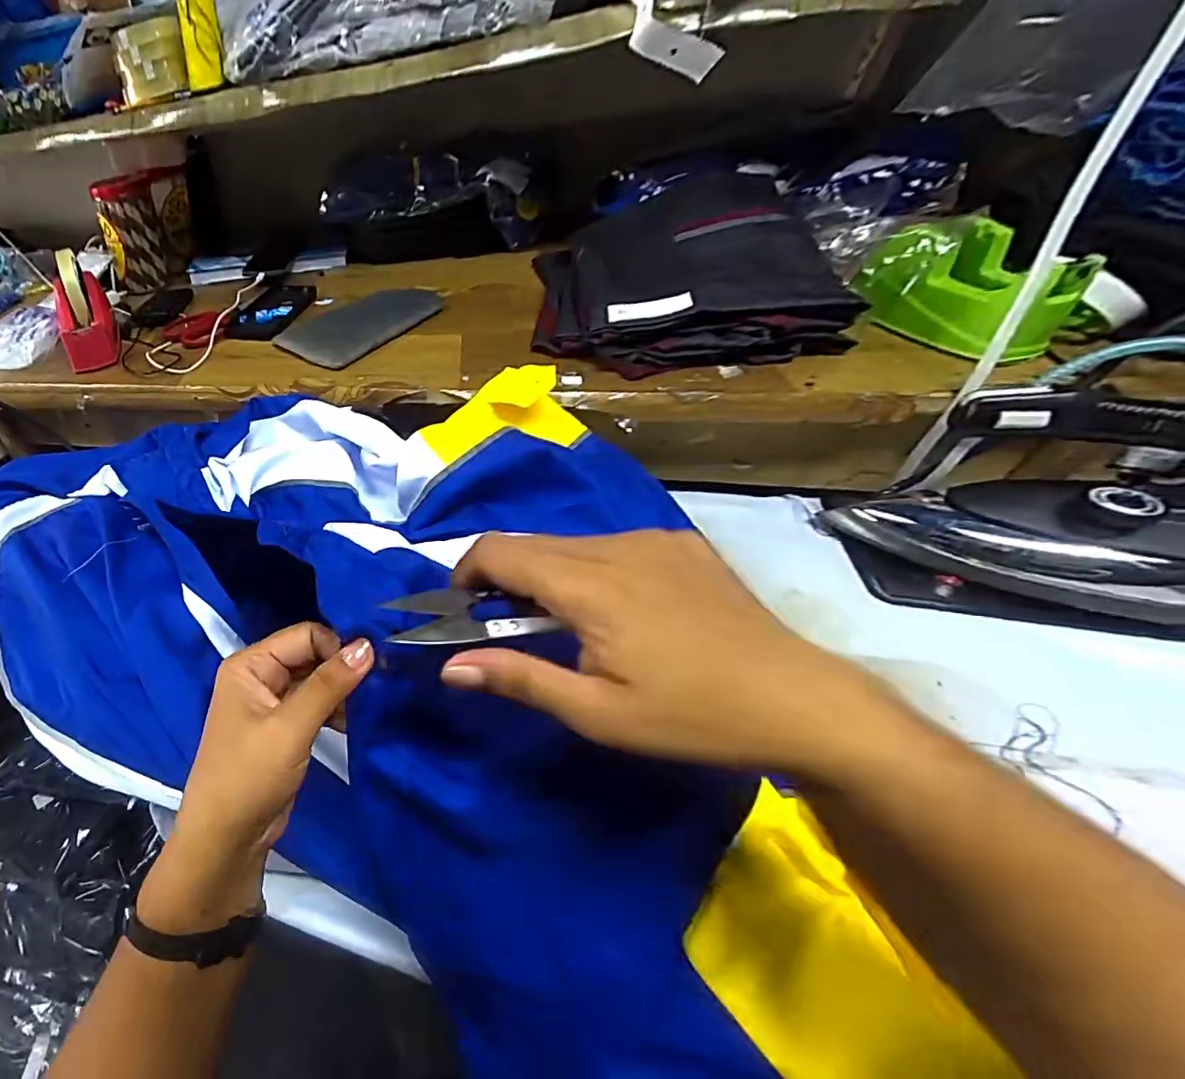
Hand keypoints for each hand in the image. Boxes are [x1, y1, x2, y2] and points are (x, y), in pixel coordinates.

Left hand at [139, 624, 373, 932]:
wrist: (226, 837)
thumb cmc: (250, 775)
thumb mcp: (291, 727)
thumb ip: (328, 685)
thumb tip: (367, 646)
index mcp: (249, 665)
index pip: (303, 635)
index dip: (336, 647)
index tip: (370, 669)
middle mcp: (257, 676)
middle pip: (309, 655)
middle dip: (340, 668)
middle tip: (376, 688)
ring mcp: (269, 703)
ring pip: (314, 680)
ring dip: (339, 691)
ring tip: (365, 709)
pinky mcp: (282, 727)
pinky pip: (313, 704)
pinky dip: (333, 709)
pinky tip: (351, 722)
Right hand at [439, 531, 918, 780]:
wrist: (806, 705)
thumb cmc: (692, 716)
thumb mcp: (597, 713)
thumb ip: (517, 679)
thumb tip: (449, 667)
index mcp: (589, 585)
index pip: (496, 551)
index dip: (465, 574)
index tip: (464, 611)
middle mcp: (616, 545)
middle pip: (527, 543)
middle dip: (500, 577)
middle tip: (506, 626)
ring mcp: (654, 540)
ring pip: (567, 541)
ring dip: (543, 573)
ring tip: (562, 621)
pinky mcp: (682, 544)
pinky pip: (609, 543)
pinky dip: (586, 567)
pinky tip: (615, 608)